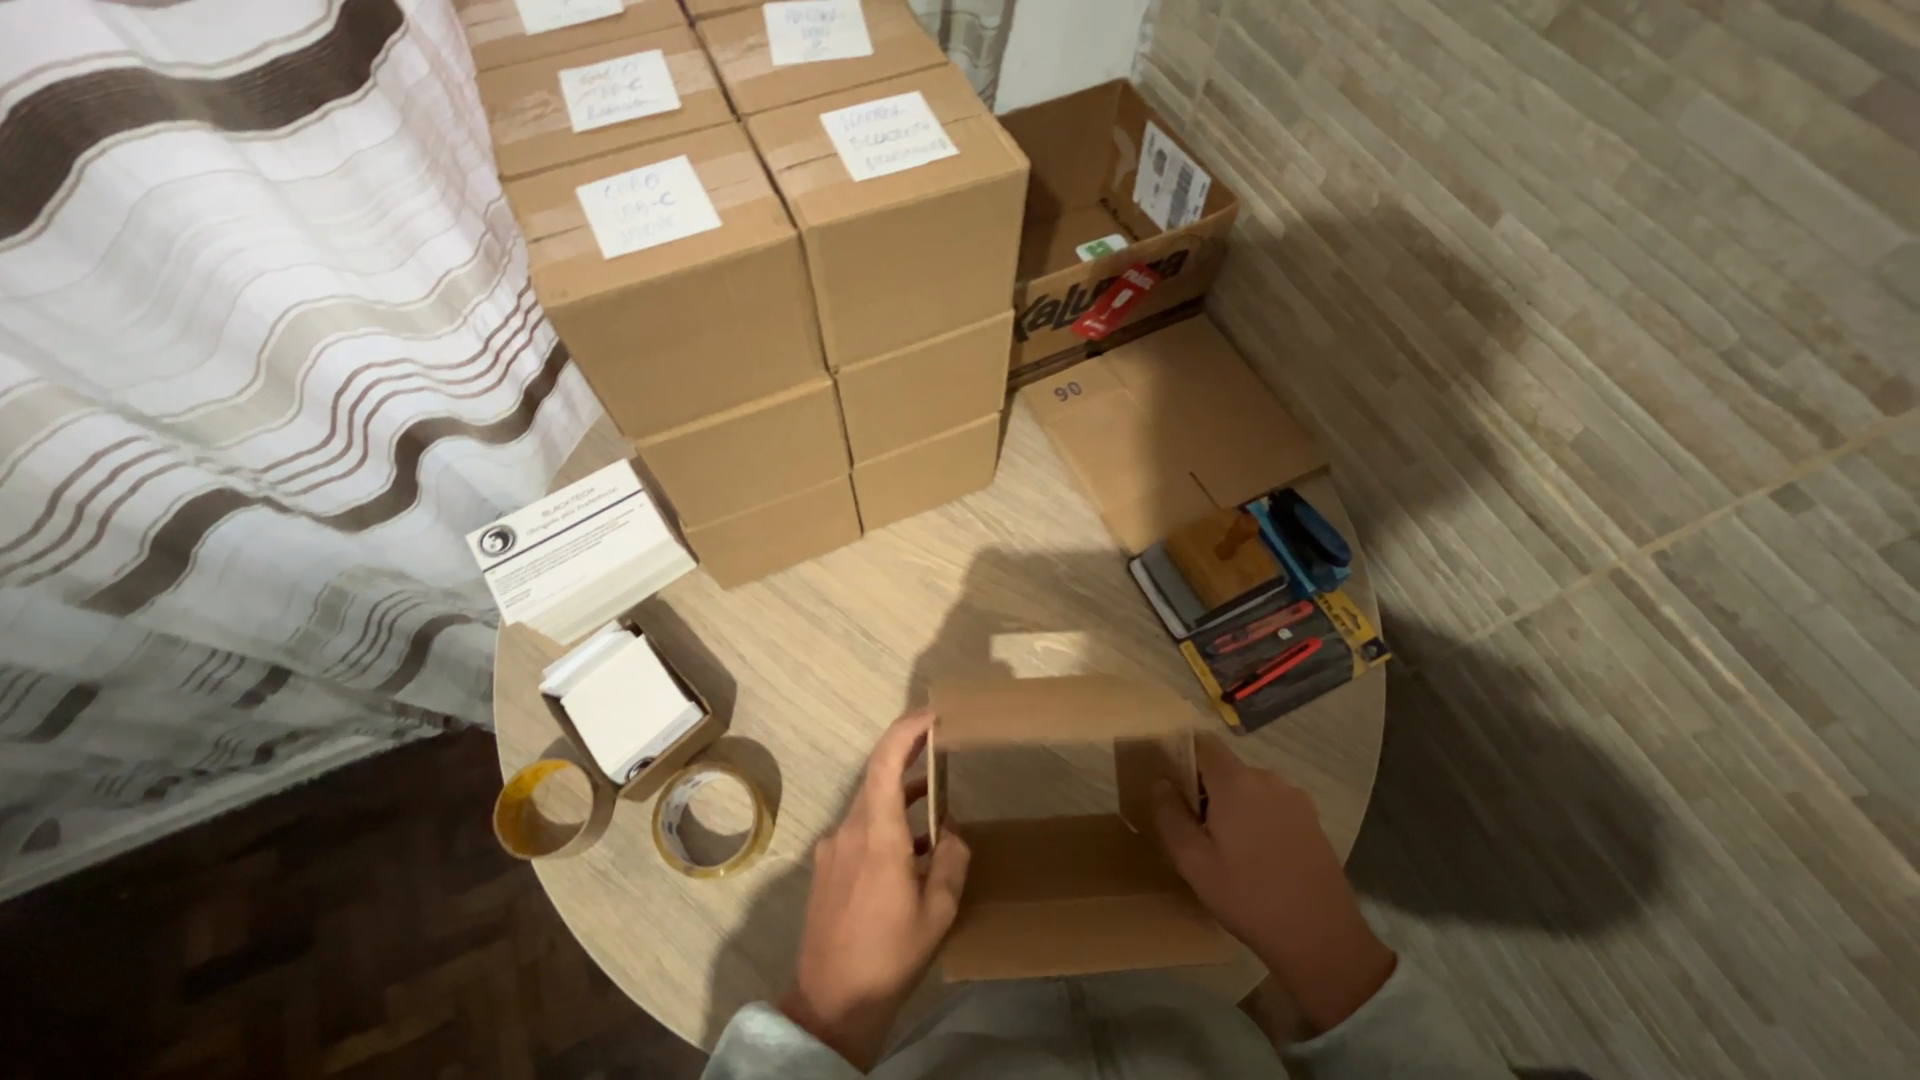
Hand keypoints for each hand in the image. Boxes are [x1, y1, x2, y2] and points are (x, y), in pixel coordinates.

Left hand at [782, 710, 970, 1069]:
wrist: (831, 1001)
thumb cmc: (889, 953)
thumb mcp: (938, 909)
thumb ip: (951, 858)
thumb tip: (950, 830)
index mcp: (875, 832)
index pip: (885, 760)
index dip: (907, 730)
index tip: (933, 715)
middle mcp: (847, 830)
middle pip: (877, 779)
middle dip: (909, 760)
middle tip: (942, 748)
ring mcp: (832, 850)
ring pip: (869, 808)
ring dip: (901, 799)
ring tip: (937, 804)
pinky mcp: (827, 870)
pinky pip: (860, 832)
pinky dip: (887, 827)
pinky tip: (912, 851)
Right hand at [1150, 734, 1395, 1033]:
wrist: (1320, 937)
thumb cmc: (1248, 897)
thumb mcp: (1194, 863)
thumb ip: (1170, 816)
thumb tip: (1160, 782)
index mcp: (1237, 783)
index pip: (1203, 743)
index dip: (1181, 754)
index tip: (1168, 784)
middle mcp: (1269, 780)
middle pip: (1225, 768)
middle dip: (1204, 789)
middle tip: (1192, 830)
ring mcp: (1295, 800)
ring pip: (1248, 789)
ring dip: (1231, 807)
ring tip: (1223, 849)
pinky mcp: (1311, 821)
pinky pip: (1271, 805)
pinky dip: (1255, 819)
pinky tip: (1254, 858)